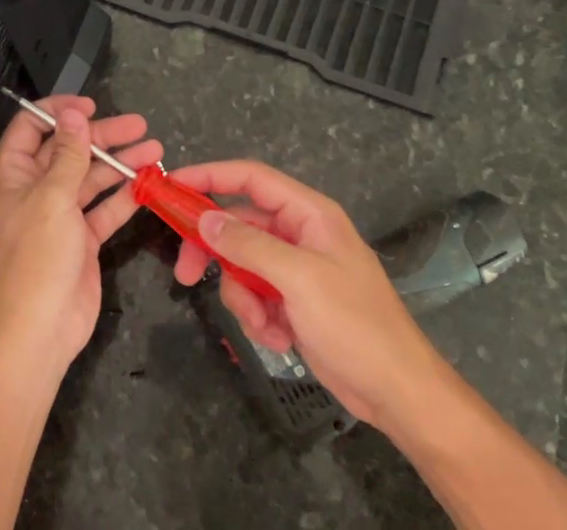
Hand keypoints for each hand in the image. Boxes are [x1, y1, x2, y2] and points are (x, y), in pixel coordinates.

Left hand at [0, 96, 158, 376]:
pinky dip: (125, 195)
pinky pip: (104, 208)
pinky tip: (151, 182)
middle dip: (102, 136)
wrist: (40, 327)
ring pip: (91, 178)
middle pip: (68, 149)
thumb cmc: (36, 256)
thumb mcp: (52, 198)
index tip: (92, 105)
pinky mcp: (81, 237)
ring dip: (120, 163)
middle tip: (139, 125)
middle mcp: (33, 188)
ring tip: (156, 148)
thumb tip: (74, 114)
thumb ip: (68, 154)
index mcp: (12, 173)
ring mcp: (58, 214)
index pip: (32, 127)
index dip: (59, 111)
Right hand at [169, 160, 445, 430]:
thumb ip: (248, 245)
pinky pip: (255, 296)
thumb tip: (204, 219)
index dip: (210, 175)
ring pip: (241, 266)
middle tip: (185, 274)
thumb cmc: (354, 324)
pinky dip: (259, 318)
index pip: (251, 179)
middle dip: (214, 253)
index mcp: (309, 215)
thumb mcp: (299, 279)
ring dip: (243, 298)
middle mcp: (300, 234)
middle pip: (238, 225)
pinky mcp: (293, 301)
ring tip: (265, 325)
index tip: (171, 184)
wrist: (395, 390)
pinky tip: (281, 338)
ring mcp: (296, 269)